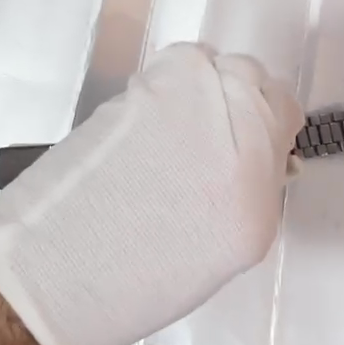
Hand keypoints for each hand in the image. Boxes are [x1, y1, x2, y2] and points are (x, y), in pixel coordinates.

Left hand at [0, 43, 302, 344]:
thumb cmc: (138, 279)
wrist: (58, 266)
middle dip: (239, 96)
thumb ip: (252, 189)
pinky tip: (145, 121)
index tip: (247, 136)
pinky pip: (174, 66)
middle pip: (253, 78)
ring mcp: (186, 106)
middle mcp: (231, 138)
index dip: (267, 122)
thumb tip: (252, 153)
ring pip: (212, 65)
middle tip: (209, 128)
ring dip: (201, 86)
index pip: (285, 114)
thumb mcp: (224, 248)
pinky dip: (168, 81)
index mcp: (256, 192)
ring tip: (170, 128)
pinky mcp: (141, 91)